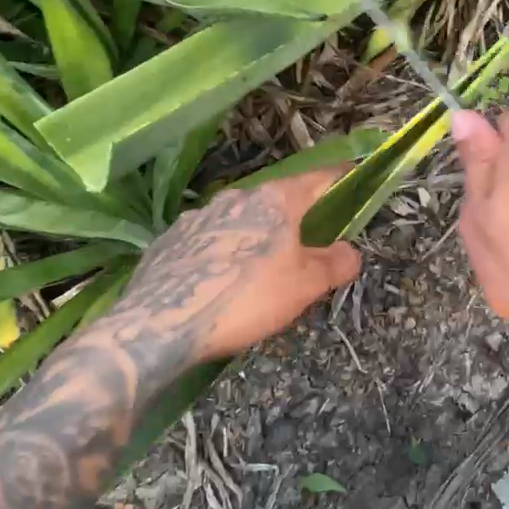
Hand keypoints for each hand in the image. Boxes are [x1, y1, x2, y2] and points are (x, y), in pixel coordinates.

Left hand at [121, 169, 362, 363]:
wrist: (153, 330)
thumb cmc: (244, 298)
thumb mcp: (305, 287)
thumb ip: (336, 264)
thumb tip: (349, 252)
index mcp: (277, 199)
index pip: (320, 177)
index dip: (342, 178)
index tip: (355, 179)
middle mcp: (238, 197)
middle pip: (279, 199)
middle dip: (296, 215)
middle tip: (307, 242)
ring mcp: (197, 217)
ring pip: (241, 219)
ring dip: (256, 234)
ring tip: (259, 267)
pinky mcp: (166, 243)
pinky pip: (207, 239)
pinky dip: (221, 251)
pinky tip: (218, 280)